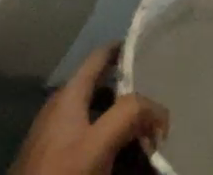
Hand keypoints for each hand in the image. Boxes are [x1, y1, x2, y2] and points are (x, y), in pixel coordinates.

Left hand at [10, 45, 169, 174]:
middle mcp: (60, 107)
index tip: (152, 51)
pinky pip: (88, 139)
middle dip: (131, 94)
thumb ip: (130, 115)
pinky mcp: (53, 158)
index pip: (100, 56)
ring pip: (97, 116)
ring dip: (122, 123)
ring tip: (146, 136)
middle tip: (156, 107)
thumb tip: (159, 110)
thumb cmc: (61, 173)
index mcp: (68, 94)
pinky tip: (122, 158)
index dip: (125, 49)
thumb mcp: (99, 143)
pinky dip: (109, 142)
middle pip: (102, 88)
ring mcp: (54, 134)